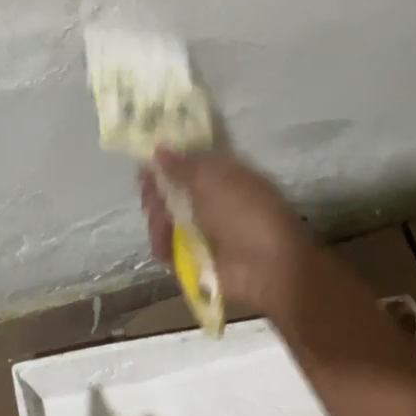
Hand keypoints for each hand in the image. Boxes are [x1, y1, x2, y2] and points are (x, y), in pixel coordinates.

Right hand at [140, 147, 316, 318]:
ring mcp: (203, 232)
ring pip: (167, 219)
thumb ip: (180, 166)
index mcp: (223, 177)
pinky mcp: (195, 259)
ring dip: (158, 217)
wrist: (268, 267)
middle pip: (173, 192)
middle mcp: (212, 202)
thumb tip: (158, 148)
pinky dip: (162, 243)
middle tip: (147, 192)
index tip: (146, 162)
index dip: (167, 162)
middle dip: (157, 190)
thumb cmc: (245, 212)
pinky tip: (161, 242)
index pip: (188, 164)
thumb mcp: (210, 180)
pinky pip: (168, 247)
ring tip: (158, 220)